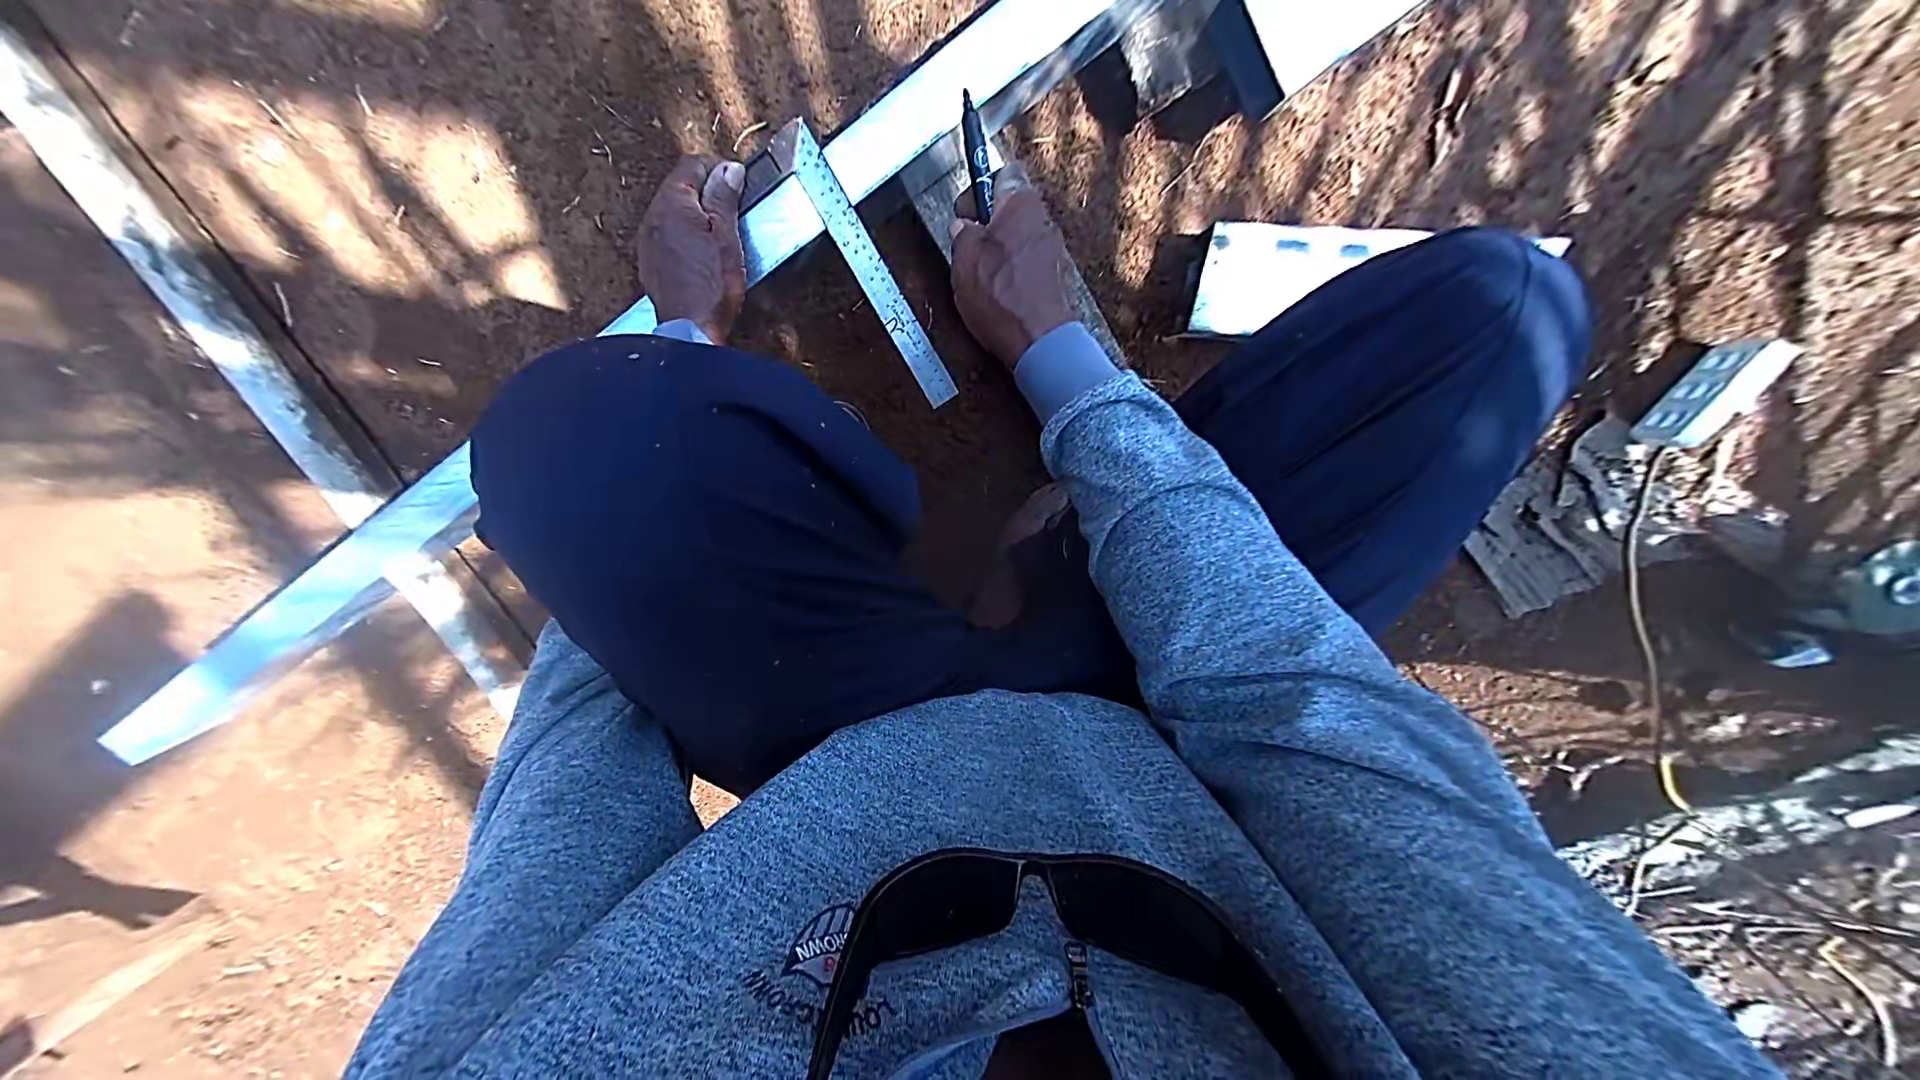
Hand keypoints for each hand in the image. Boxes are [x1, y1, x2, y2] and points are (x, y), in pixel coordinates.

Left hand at [636, 156, 746, 342]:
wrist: (690, 329)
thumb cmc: (712, 286)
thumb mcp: (726, 237)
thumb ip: (724, 199)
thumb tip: (728, 169)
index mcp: (672, 203)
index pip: (692, 166)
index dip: (718, 170)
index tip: (738, 184)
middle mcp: (653, 216)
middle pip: (680, 189)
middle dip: (706, 194)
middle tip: (733, 213)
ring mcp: (648, 241)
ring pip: (673, 214)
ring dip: (695, 217)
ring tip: (719, 237)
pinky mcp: (650, 263)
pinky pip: (668, 237)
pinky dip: (685, 238)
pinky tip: (702, 257)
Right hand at [949, 184, 1075, 369]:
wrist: (1036, 339)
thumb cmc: (1001, 296)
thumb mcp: (963, 259)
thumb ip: (962, 234)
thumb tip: (963, 229)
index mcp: (1020, 203)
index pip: (1002, 174)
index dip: (978, 188)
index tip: (964, 210)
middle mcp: (1042, 221)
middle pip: (1009, 211)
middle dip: (986, 227)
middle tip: (966, 248)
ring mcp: (1050, 251)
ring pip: (1016, 240)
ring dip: (997, 253)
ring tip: (979, 279)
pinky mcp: (1052, 278)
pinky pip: (1024, 266)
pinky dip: (1009, 274)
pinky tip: (996, 295)